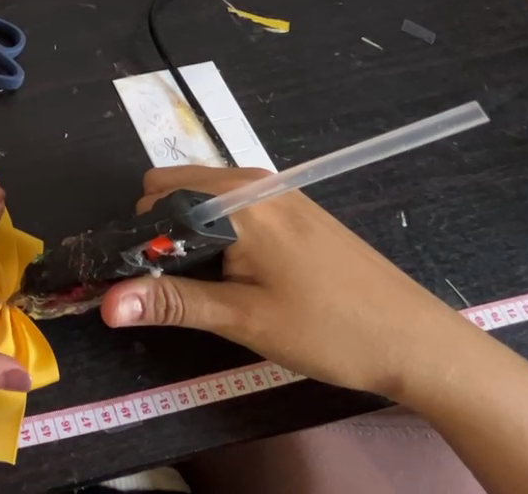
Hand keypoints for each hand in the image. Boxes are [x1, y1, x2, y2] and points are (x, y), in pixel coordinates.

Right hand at [100, 166, 481, 399]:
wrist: (422, 345)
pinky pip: (233, 206)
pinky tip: (244, 276)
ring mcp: (277, 192)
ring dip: (191, 235)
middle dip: (163, 233)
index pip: (156, 196)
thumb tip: (106, 304)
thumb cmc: (329, 330)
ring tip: (213, 286)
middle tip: (182, 287)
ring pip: (204, 198)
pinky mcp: (294, 208)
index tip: (148, 280)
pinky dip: (219, 234)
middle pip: (176, 189)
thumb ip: (170, 302)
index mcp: (236, 200)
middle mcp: (252, 182)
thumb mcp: (243, 319)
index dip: (142, 238)